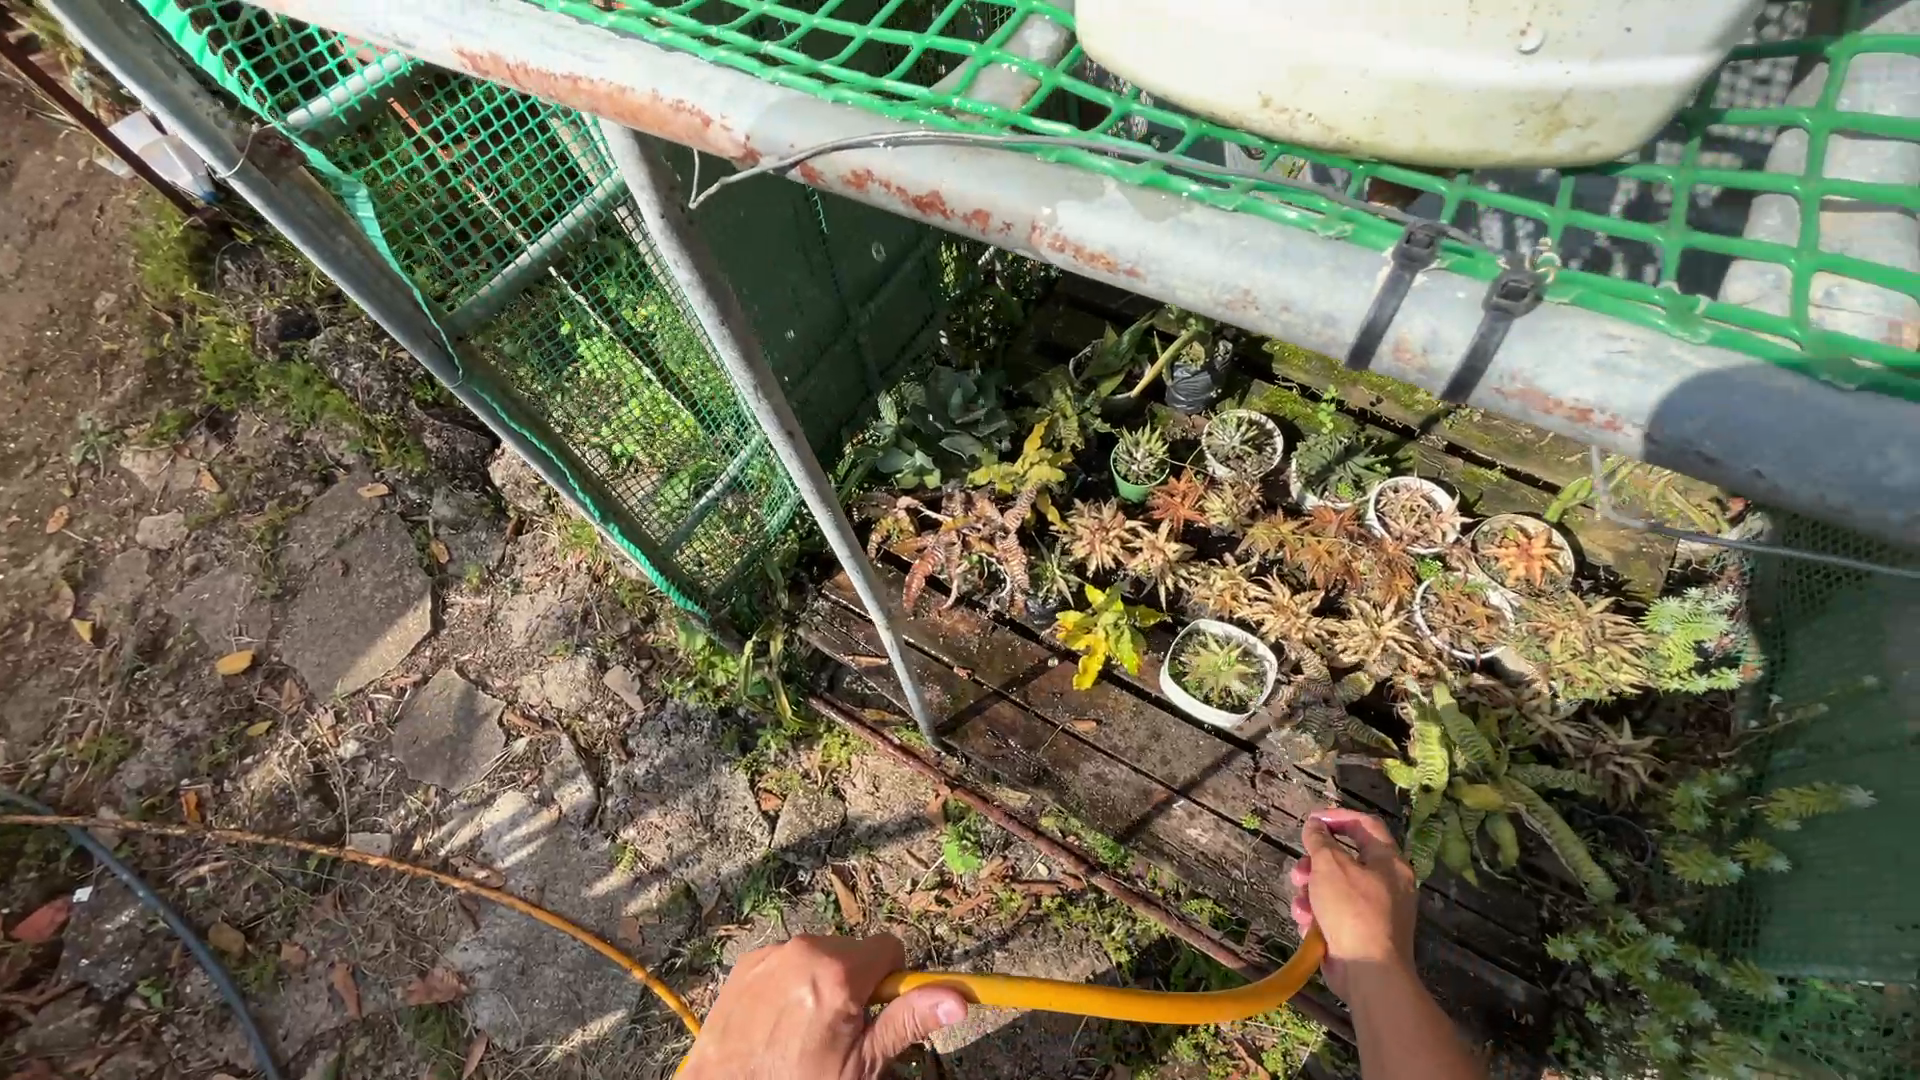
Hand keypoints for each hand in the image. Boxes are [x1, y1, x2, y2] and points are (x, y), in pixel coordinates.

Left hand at [680, 934, 967, 1079]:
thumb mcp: (861, 1065)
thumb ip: (907, 1021)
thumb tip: (958, 998)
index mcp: (840, 971)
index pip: (890, 948)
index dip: (891, 981)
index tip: (878, 1011)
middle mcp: (807, 948)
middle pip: (854, 951)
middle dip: (856, 982)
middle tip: (839, 1030)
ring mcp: (774, 952)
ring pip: (820, 954)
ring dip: (822, 981)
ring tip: (804, 1030)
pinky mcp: (749, 961)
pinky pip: (787, 959)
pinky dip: (790, 983)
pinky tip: (778, 1022)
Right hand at [1288, 809, 1417, 999]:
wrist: (1368, 972)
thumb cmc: (1352, 910)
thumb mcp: (1330, 864)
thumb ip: (1319, 840)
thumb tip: (1315, 826)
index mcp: (1388, 862)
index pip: (1365, 824)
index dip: (1337, 816)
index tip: (1311, 821)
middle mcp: (1386, 884)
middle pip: (1343, 858)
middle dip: (1314, 864)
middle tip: (1299, 871)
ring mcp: (1374, 911)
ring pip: (1333, 887)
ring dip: (1310, 893)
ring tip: (1301, 905)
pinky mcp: (1360, 932)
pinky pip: (1334, 912)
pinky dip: (1318, 915)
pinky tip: (1309, 925)